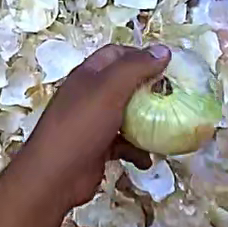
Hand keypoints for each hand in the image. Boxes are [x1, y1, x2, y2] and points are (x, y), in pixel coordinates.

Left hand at [13, 44, 168, 207]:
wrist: (55, 176)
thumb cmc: (81, 125)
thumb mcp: (110, 89)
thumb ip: (135, 67)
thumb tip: (163, 50)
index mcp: (89, 75)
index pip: (116, 54)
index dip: (140, 56)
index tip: (166, 67)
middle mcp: (90, 95)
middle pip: (124, 85)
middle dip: (148, 90)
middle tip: (172, 98)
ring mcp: (93, 123)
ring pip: (126, 116)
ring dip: (146, 123)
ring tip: (165, 129)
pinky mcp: (97, 147)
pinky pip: (123, 144)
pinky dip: (136, 150)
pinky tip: (146, 159)